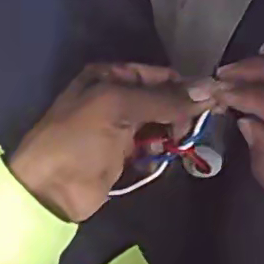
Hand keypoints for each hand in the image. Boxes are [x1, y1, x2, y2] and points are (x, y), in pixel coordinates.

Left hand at [7, 63, 200, 221]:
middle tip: (193, 129)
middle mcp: (116, 97)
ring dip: (173, 134)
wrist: (50, 188)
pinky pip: (153, 148)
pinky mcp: (124, 156)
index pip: (159, 75)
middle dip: (181, 112)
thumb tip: (210, 89)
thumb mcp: (117, 107)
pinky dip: (161, 153)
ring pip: (161, 125)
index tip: (213, 102)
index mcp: (110, 77)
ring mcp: (120, 128)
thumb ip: (163, 99)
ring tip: (178, 145)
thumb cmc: (78, 138)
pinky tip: (161, 159)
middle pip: (163, 100)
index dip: (186, 87)